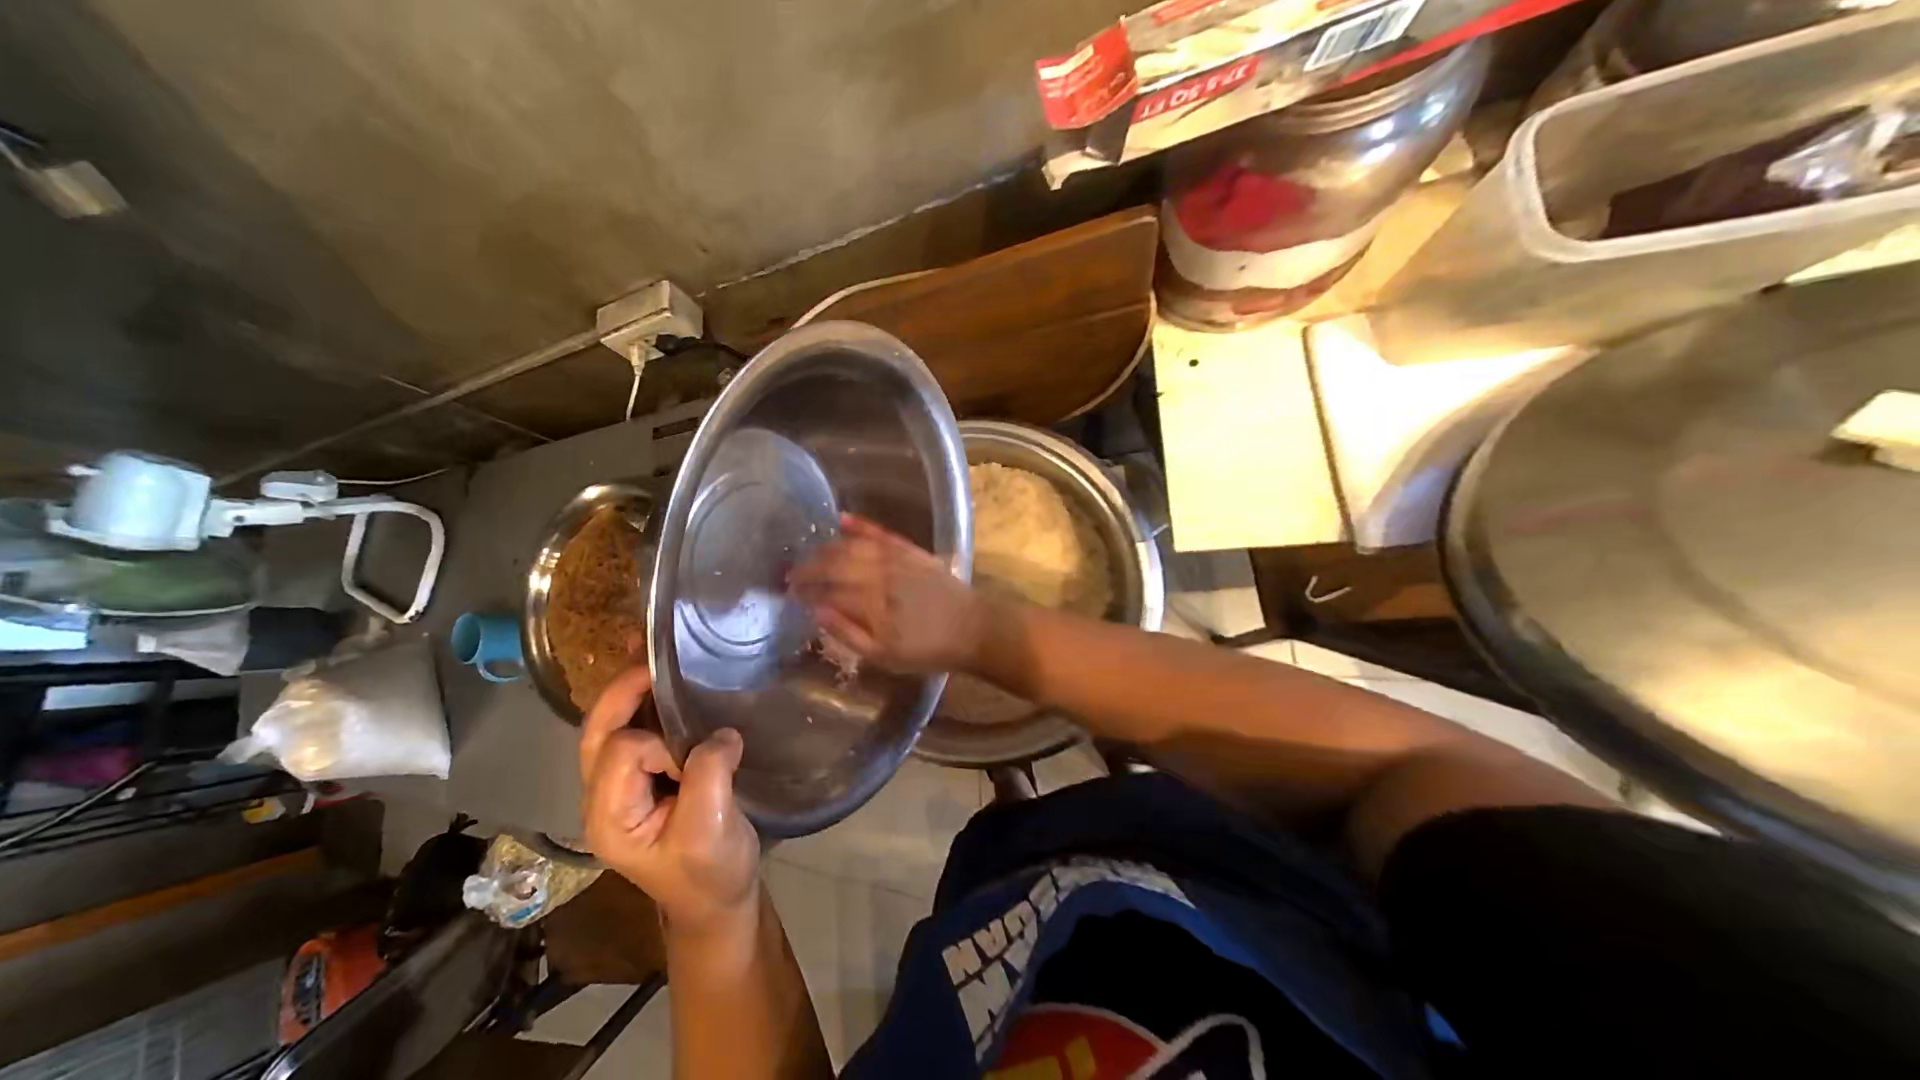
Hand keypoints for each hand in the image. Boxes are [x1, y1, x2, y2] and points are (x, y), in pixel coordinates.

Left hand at [578, 666, 760, 934]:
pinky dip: (647, 702)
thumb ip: (708, 775)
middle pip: (598, 730)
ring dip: (631, 691)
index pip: (621, 752)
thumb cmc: (710, 872)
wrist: (718, 900)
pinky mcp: (644, 778)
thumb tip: (721, 733)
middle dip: (624, 692)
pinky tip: (664, 681)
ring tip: (653, 655)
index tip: (696, 759)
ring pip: (611, 726)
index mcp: (609, 815)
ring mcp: (621, 786)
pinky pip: (635, 731)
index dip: (660, 743)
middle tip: (656, 659)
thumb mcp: (709, 830)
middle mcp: (604, 796)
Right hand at [790, 513, 986, 674]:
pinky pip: (881, 533)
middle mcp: (880, 575)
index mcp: (871, 603)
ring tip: (810, 556)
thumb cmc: (927, 650)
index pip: (826, 591)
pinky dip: (860, 525)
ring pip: (853, 546)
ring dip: (827, 549)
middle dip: (809, 568)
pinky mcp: (911, 551)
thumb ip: (848, 634)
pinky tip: (841, 520)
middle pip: (835, 564)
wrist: (973, 629)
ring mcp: (896, 559)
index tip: (789, 594)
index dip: (805, 591)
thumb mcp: (884, 656)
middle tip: (793, 575)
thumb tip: (816, 612)